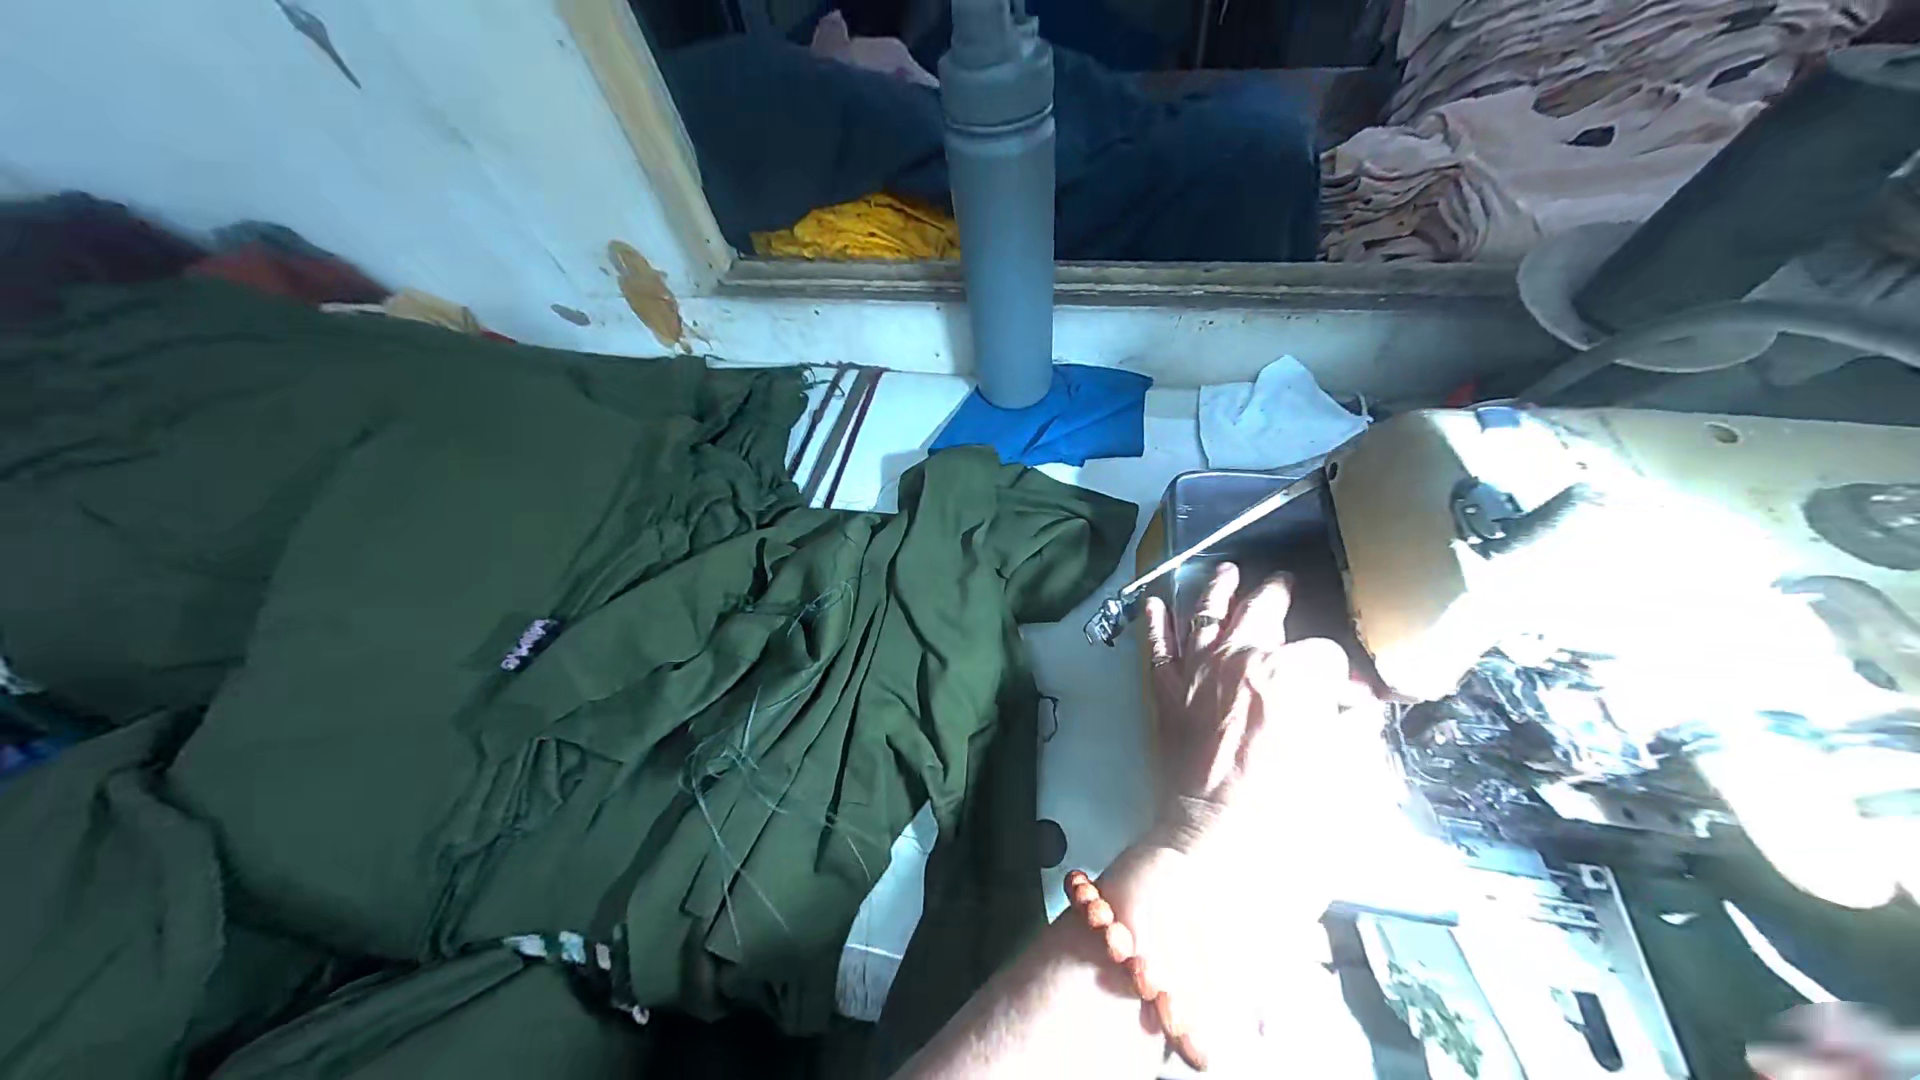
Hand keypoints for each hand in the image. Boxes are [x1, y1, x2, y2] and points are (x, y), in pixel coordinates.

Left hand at [1091, 562, 1394, 1065]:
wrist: (1218, 838)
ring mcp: (1196, 668)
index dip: (1339, 672)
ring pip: (1205, 612)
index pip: (1324, 654)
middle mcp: (1240, 656)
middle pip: (1262, 611)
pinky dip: (1154, 621)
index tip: (1345, 690)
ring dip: (1216, 589)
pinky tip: (1154, 601)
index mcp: (1292, 672)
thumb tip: (1358, 705)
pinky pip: (1156, 644)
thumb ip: (1351, 727)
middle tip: (1282, 582)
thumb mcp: (1344, 769)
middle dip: (1276, 595)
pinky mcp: (1164, 688)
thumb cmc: (1292, 814)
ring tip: (1224, 570)